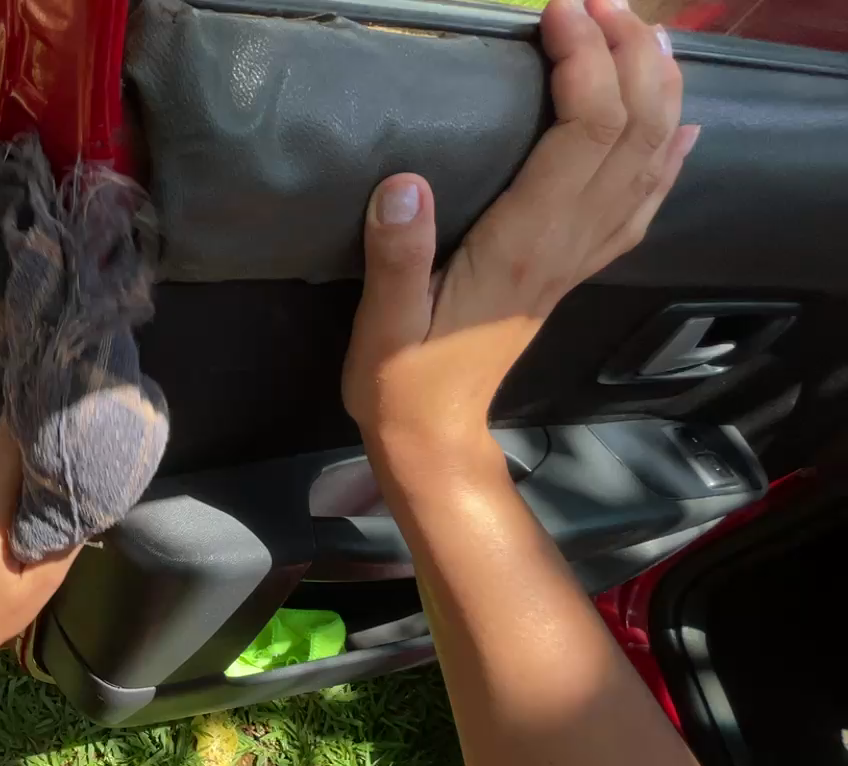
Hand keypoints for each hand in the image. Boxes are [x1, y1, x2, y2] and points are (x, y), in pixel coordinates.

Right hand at [344, 0, 697, 452]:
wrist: (431, 430)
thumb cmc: (399, 380)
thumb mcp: (381, 323)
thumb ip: (395, 254)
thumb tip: (403, 180)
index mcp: (521, 246)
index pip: (582, 131)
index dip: (582, 63)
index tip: (554, 18)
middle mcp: (565, 243)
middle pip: (632, 128)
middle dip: (627, 53)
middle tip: (595, 6)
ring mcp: (576, 259)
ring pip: (649, 156)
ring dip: (655, 87)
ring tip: (640, 38)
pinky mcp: (568, 273)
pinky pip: (639, 204)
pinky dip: (666, 156)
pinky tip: (676, 132)